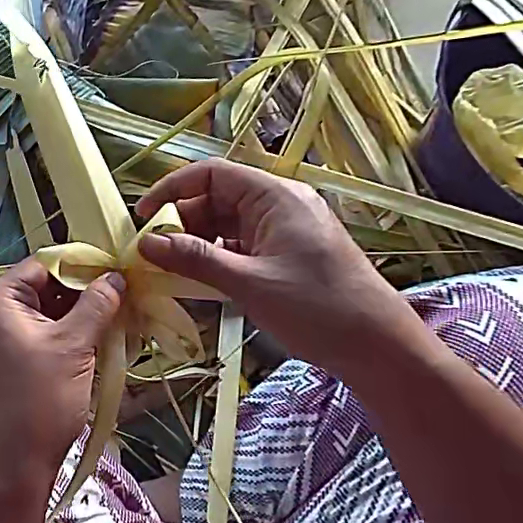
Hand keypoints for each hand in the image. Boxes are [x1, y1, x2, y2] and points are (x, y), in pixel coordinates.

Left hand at [0, 258, 126, 490]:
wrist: (16, 462)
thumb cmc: (39, 399)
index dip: (82, 263)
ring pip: (54, 309)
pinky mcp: (23, 356)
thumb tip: (117, 276)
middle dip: (88, 288)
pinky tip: (109, 332)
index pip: (44, 264)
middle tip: (129, 288)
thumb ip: (97, 305)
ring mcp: (9, 335)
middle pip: (49, 285)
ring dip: (87, 311)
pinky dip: (78, 331)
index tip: (119, 265)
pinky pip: (53, 331)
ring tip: (125, 309)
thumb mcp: (73, 346)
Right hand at [135, 160, 421, 374]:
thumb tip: (146, 243)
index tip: (143, 215)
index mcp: (275, 197)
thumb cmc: (318, 308)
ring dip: (196, 243)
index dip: (172, 189)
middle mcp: (279, 204)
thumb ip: (193, 258)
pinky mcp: (286, 253)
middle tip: (154, 252)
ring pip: (225, 224)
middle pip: (215, 199)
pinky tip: (198, 279)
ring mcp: (284, 230)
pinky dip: (215, 257)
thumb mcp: (247, 283)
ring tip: (170, 269)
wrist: (379, 348)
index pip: (211, 174)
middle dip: (181, 222)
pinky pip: (239, 245)